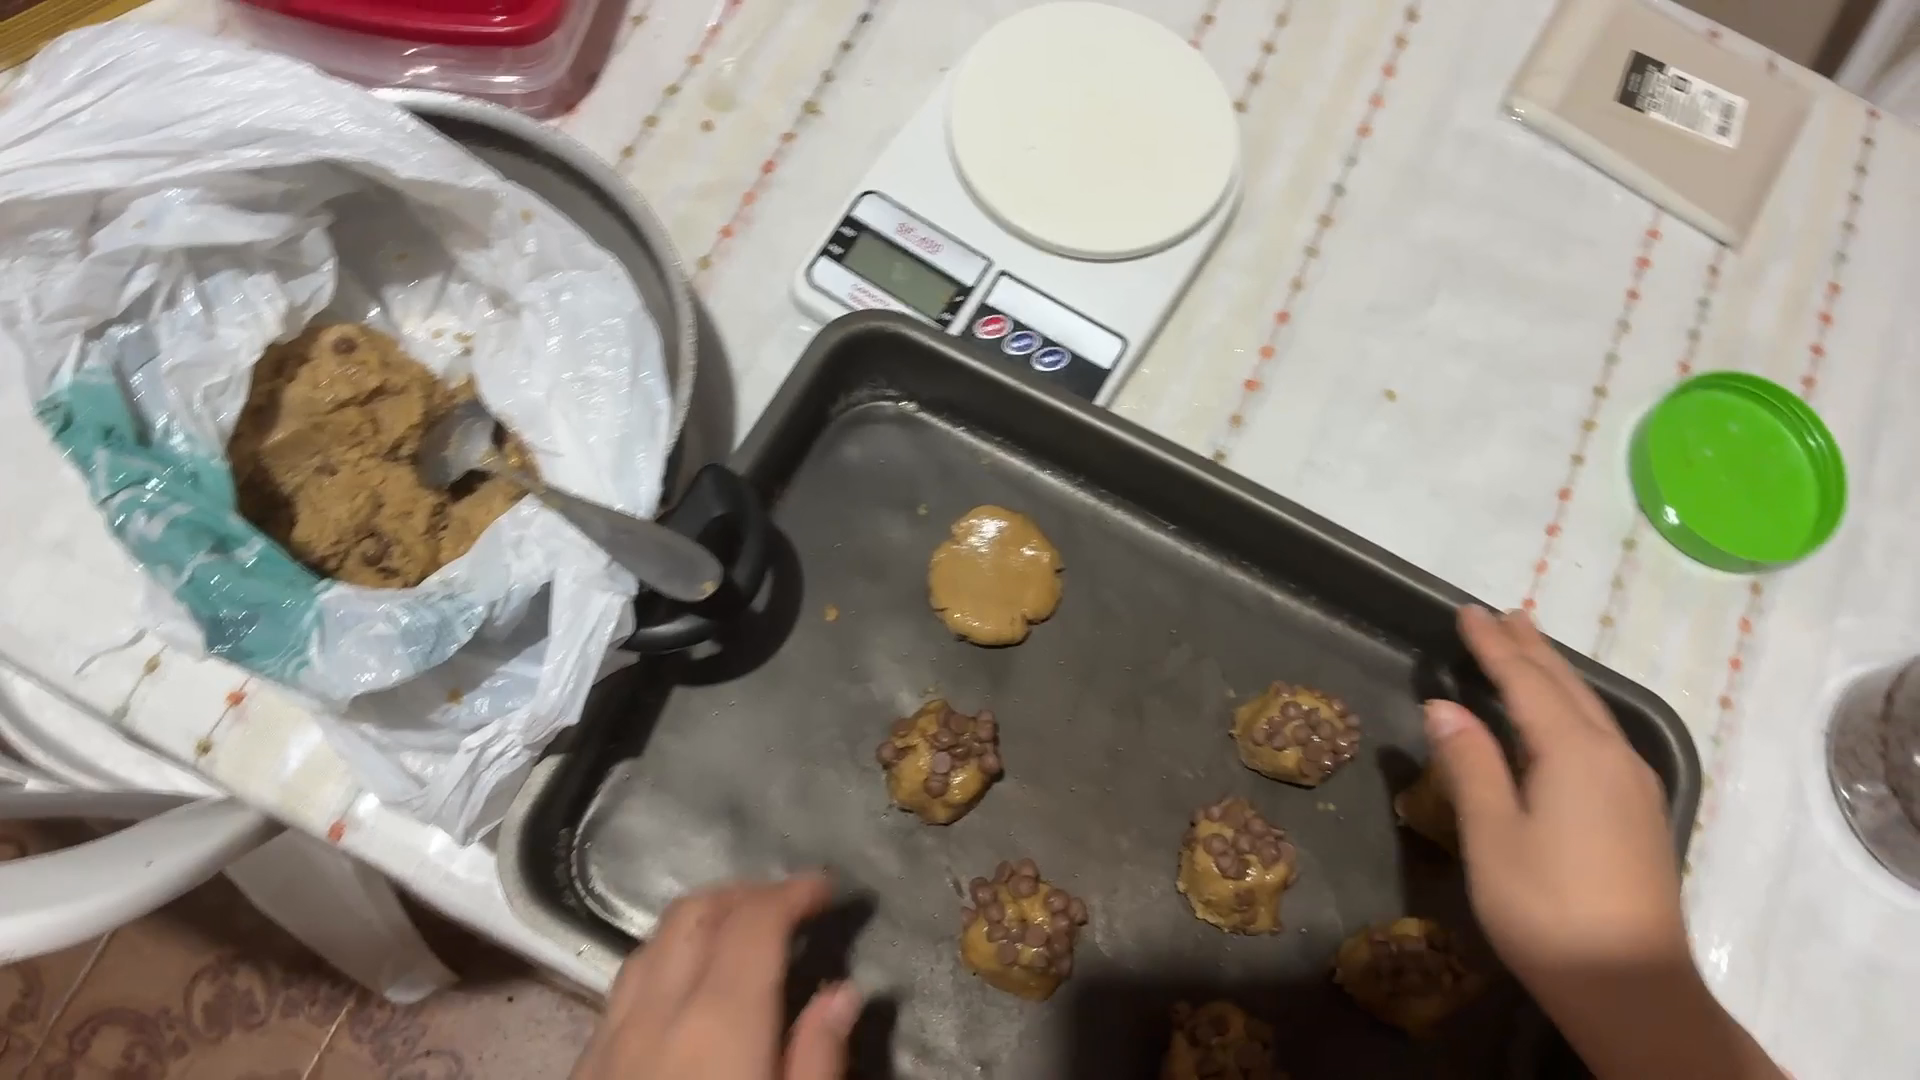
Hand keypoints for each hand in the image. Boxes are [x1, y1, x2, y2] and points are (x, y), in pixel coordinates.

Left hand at [570, 875, 862, 1079]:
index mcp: (719, 1023)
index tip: (828, 889)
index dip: (794, 891)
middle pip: (696, 913)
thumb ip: (817, 1060)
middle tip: (790, 904)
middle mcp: (656, 1014)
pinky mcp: (583, 1071)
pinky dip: (666, 958)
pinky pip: (625, 984)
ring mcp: (609, 1042)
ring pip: (653, 941)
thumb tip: (843, 993)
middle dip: (747, 892)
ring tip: (742, 935)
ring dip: (703, 919)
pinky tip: (686, 992)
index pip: (755, 921)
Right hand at [1427, 607, 1783, 1079]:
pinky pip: (1598, 734)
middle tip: (1499, 614)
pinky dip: (1569, 706)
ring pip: (1588, 710)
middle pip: (1565, 688)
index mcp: (1573, 756)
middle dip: (1529, 649)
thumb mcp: (1491, 833)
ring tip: (1527, 647)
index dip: (1492, 646)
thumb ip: (1469, 763)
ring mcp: (1631, 787)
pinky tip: (1560, 715)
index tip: (1466, 612)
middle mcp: (1612, 759)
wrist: (1630, 988)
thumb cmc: (1545, 907)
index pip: (1525, 683)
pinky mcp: (1635, 813)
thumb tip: (1443, 707)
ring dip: (1552, 674)